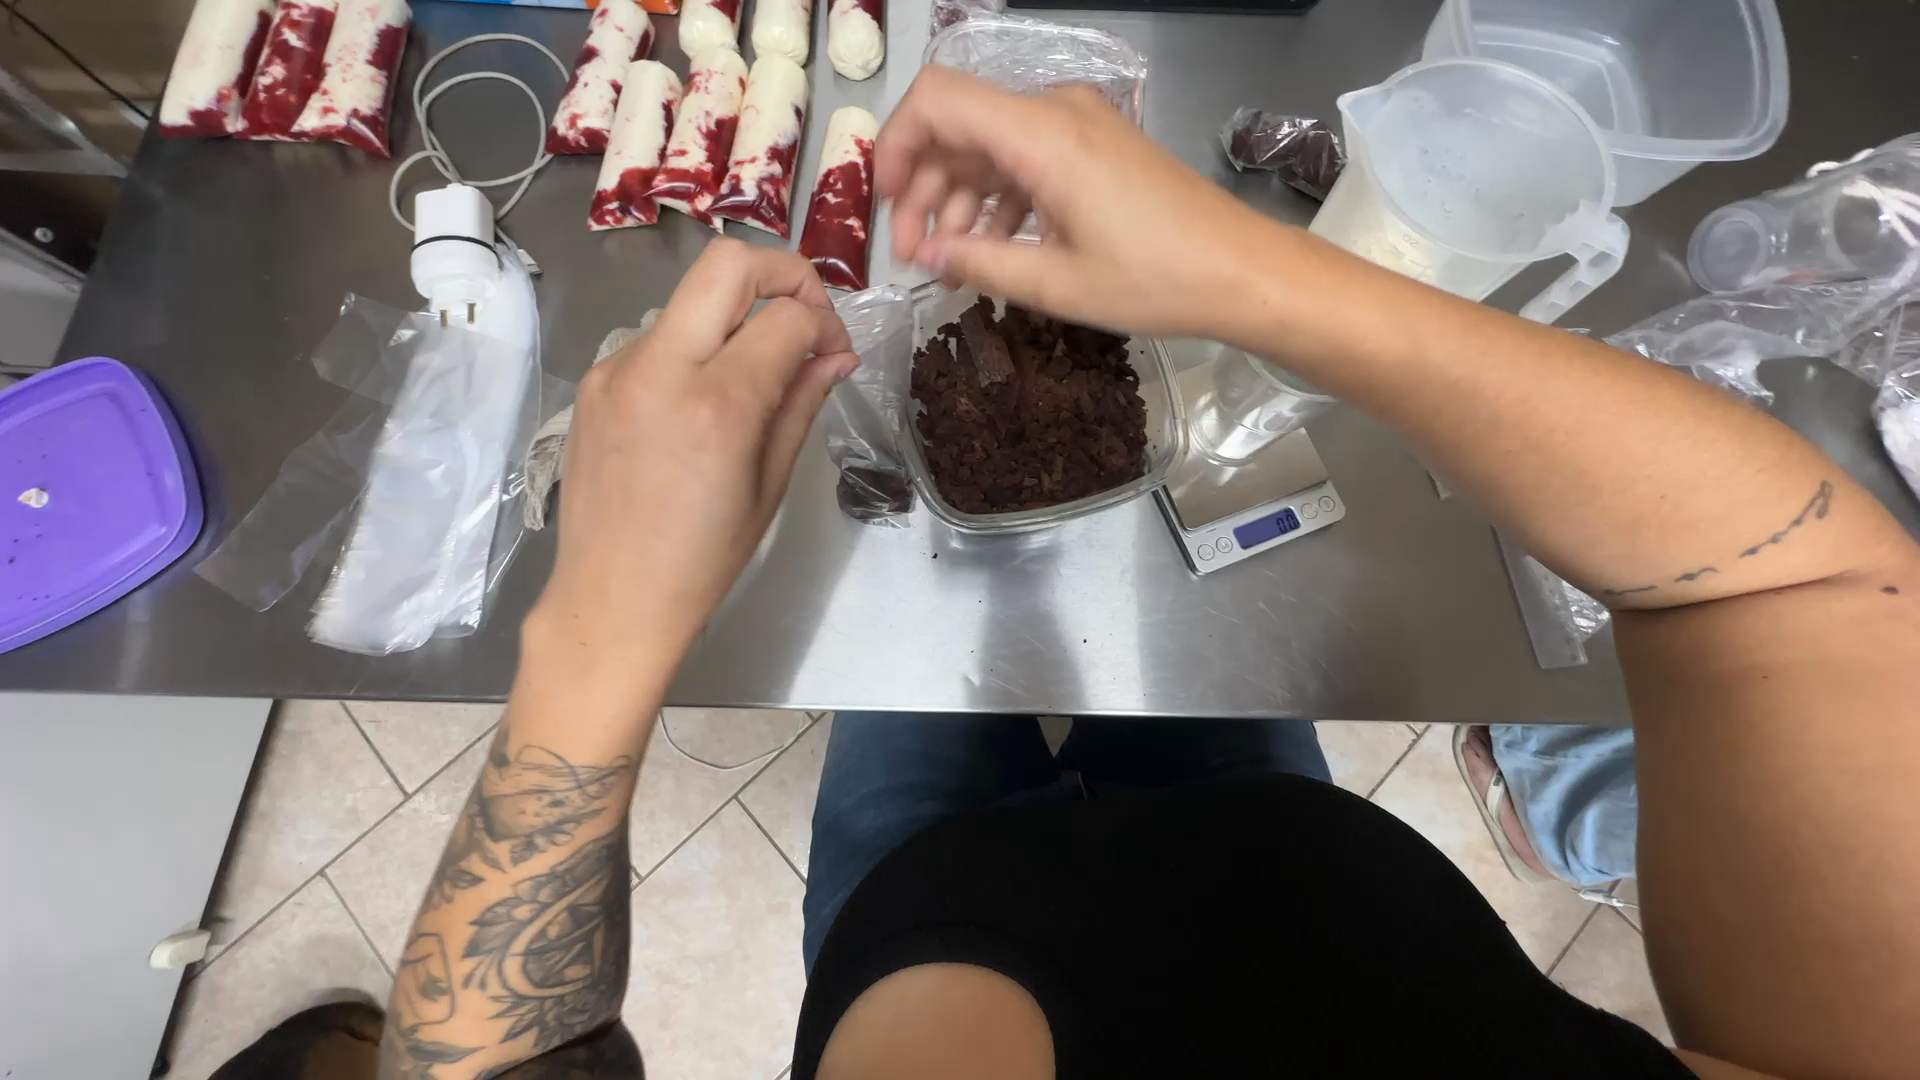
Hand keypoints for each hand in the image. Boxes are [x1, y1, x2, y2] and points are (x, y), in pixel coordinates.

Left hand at [526, 240, 856, 698]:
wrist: (612, 598)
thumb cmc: (705, 559)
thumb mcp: (771, 484)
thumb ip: (803, 403)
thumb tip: (838, 356)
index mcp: (717, 405)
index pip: (787, 319)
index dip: (827, 323)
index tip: (837, 352)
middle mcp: (660, 367)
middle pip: (728, 263)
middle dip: (785, 272)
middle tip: (808, 314)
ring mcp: (617, 367)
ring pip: (692, 298)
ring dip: (738, 315)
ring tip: (758, 374)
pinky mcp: (596, 380)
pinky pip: (660, 336)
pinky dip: (699, 347)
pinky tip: (707, 399)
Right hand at [876, 67, 1282, 338]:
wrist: (1237, 272)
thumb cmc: (1151, 280)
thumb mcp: (1054, 283)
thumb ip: (979, 262)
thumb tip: (925, 257)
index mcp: (1041, 136)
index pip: (937, 101)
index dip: (896, 148)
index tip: (886, 209)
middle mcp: (1056, 114)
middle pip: (959, 130)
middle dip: (923, 191)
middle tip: (914, 258)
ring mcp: (1079, 129)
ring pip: (991, 149)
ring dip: (959, 202)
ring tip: (948, 264)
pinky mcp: (1094, 151)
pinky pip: (1026, 163)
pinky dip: (998, 202)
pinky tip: (992, 249)